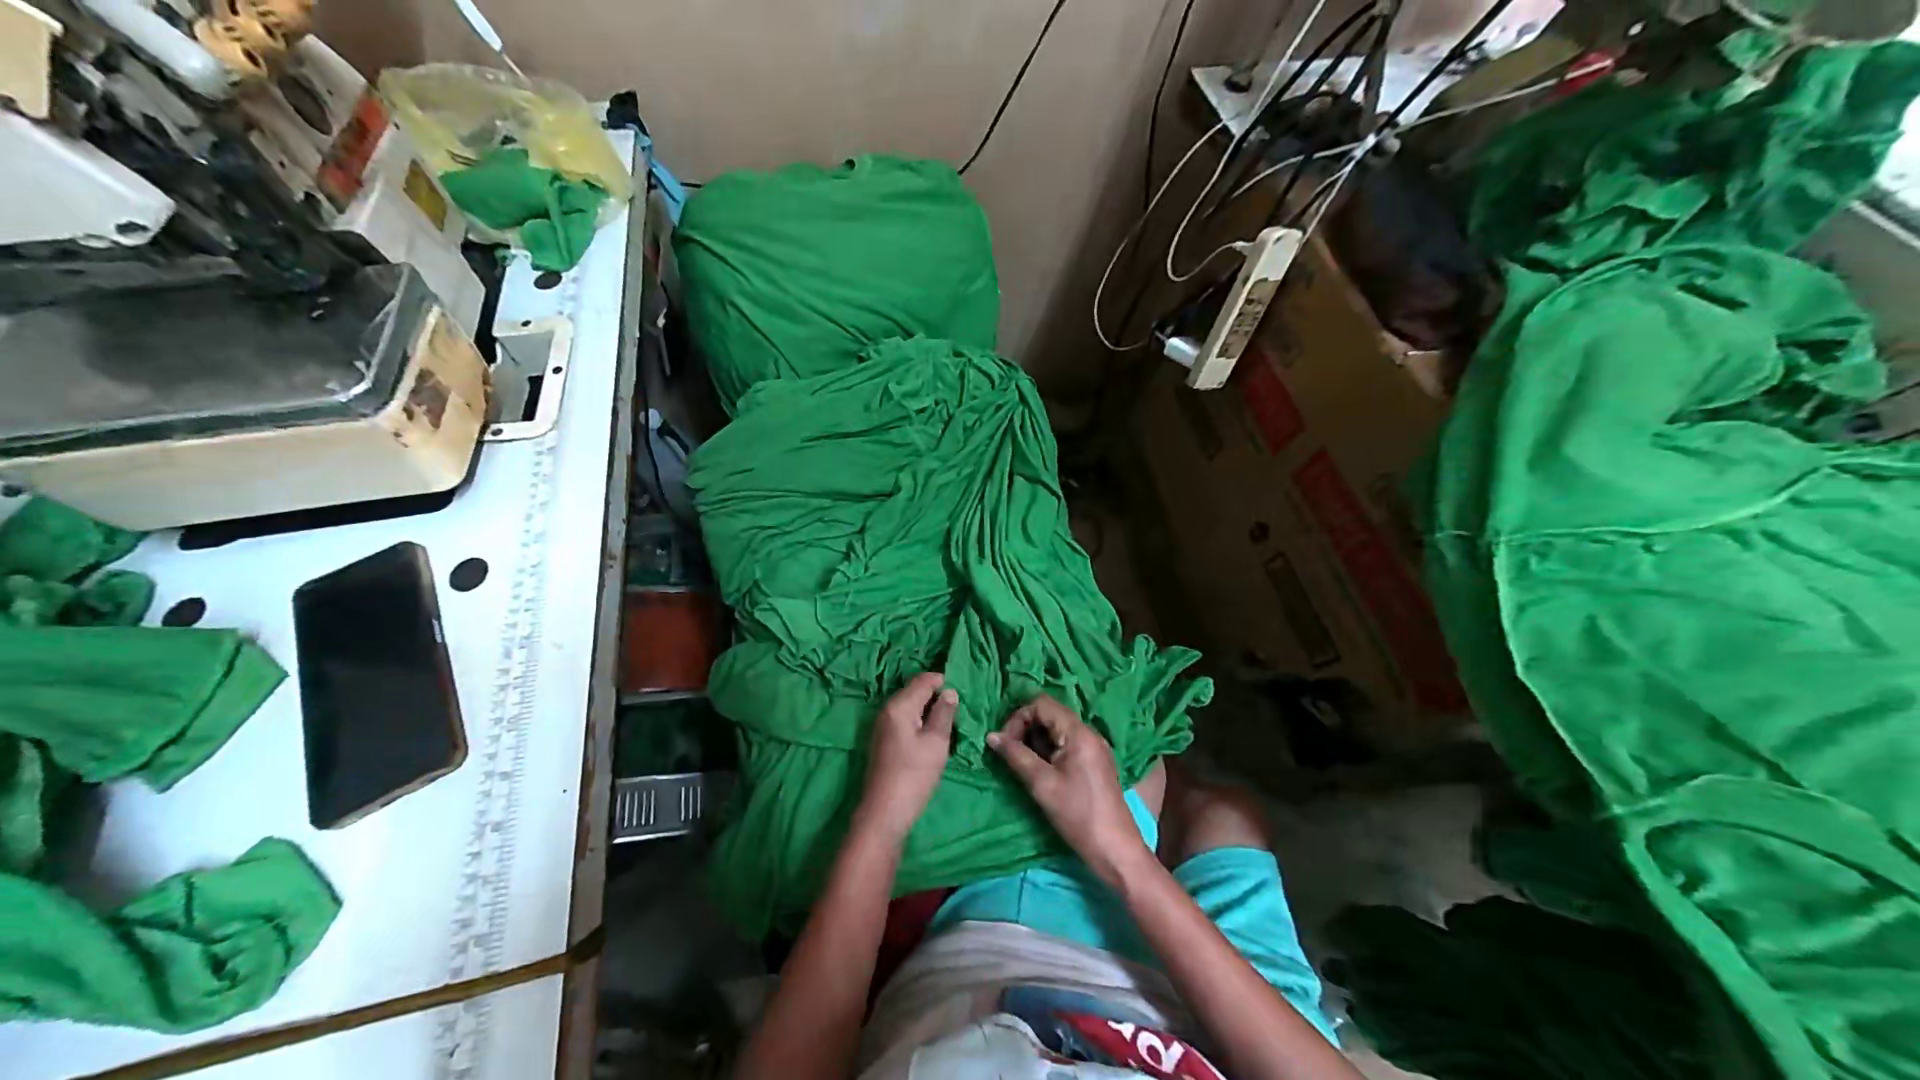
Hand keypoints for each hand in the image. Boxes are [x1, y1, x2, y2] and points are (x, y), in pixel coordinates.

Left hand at [857, 672, 956, 841]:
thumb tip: (949, 691)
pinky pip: (906, 720)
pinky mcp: (884, 740)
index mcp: (899, 705)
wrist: (884, 812)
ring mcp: (883, 725)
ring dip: (930, 709)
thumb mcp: (936, 741)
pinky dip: (920, 721)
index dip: (945, 681)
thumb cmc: (914, 775)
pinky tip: (934, 735)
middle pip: (916, 690)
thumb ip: (944, 712)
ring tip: (951, 722)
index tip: (965, 693)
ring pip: (911, 706)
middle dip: (938, 695)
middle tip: (960, 709)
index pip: (924, 679)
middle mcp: (887, 709)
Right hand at [988, 695, 1149, 884]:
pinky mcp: (1094, 762)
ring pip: (1056, 730)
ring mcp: (1093, 748)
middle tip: (1012, 756)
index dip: (1018, 718)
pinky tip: (1041, 773)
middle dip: (1025, 730)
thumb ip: (1015, 755)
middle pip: (1049, 714)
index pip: (1041, 704)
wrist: (1115, 849)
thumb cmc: (1078, 815)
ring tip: (1025, 767)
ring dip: (1035, 742)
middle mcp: (1088, 733)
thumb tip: (991, 736)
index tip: (1005, 744)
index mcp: (1079, 732)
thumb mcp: (1042, 784)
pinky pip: (1066, 745)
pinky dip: (1048, 752)